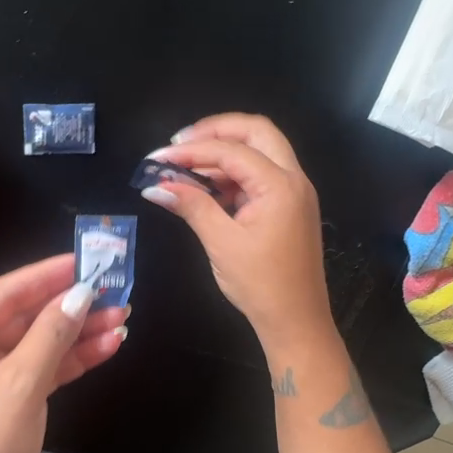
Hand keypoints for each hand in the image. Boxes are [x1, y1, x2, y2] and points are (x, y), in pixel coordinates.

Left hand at [0, 254, 129, 452]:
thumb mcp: (20, 384)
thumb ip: (53, 334)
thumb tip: (82, 294)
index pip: (2, 293)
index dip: (46, 275)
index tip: (86, 259)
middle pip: (20, 318)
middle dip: (69, 308)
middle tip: (115, 289)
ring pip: (33, 345)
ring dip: (76, 335)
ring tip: (122, 317)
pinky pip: (34, 371)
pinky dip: (67, 362)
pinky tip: (105, 346)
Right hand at [140, 113, 333, 351]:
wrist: (297, 321)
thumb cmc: (260, 284)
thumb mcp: (221, 243)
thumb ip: (192, 206)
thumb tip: (155, 186)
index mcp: (280, 185)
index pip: (231, 150)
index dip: (191, 150)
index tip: (157, 157)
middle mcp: (294, 178)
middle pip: (256, 132)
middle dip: (216, 131)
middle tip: (180, 144)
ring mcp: (294, 192)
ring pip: (261, 151)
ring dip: (224, 152)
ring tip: (186, 166)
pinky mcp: (289, 206)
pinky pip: (261, 175)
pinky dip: (234, 173)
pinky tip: (206, 187)